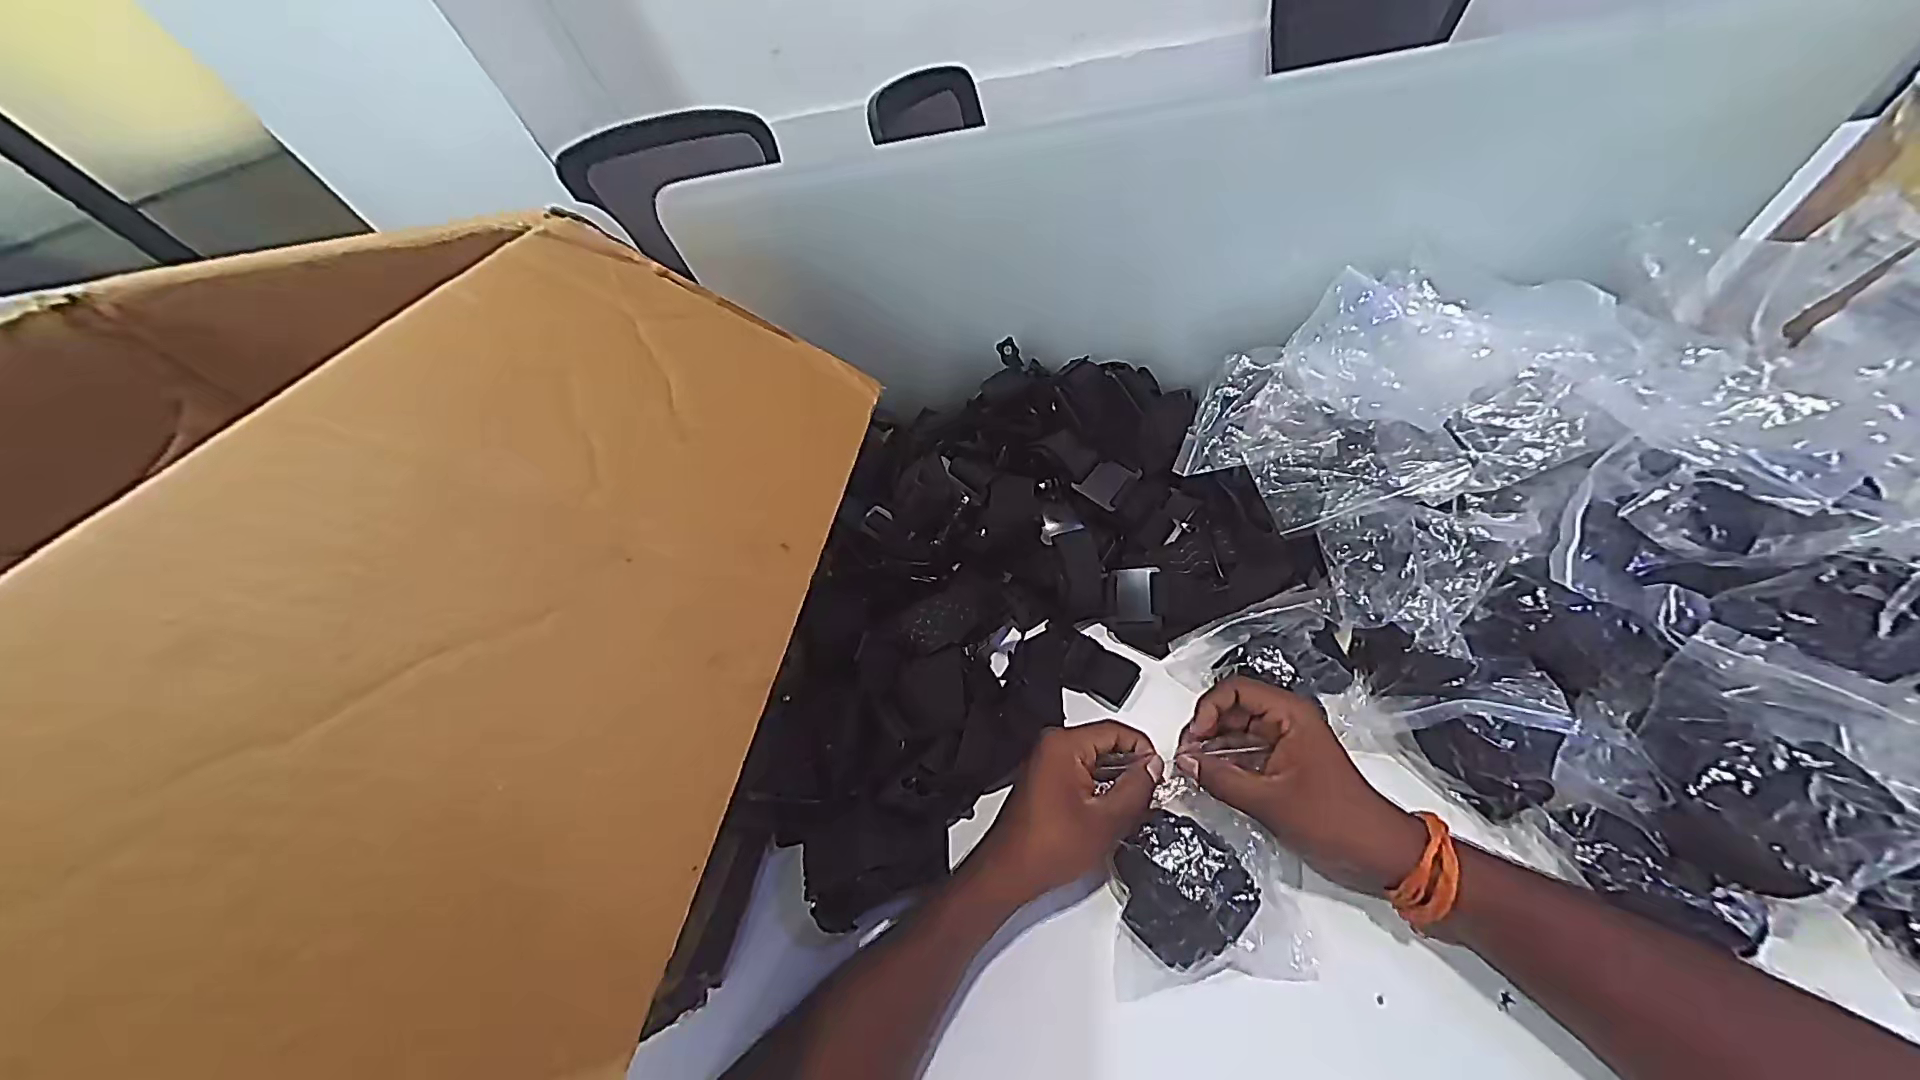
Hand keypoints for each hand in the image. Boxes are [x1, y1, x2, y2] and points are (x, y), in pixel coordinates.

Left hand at [967, 720, 1161, 903]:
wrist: (1011, 871)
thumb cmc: (1045, 847)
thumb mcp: (1107, 818)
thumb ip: (1136, 787)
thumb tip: (1152, 767)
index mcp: (1063, 745)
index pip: (1115, 731)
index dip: (1143, 750)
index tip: (1158, 770)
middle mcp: (1051, 746)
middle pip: (1105, 744)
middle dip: (1130, 767)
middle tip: (1149, 792)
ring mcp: (1046, 762)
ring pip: (1094, 760)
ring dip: (1115, 780)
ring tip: (1130, 808)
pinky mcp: (1045, 778)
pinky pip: (1080, 772)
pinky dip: (1098, 788)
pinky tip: (1109, 813)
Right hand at [1178, 677, 1425, 895]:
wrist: (1379, 855)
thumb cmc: (1340, 822)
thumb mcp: (1269, 801)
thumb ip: (1220, 778)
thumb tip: (1187, 763)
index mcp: (1291, 715)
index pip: (1235, 690)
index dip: (1208, 709)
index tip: (1194, 736)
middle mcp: (1287, 722)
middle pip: (1232, 708)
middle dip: (1205, 728)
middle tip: (1187, 753)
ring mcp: (1285, 742)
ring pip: (1235, 730)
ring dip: (1212, 746)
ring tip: (1194, 767)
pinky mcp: (1283, 764)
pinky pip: (1245, 752)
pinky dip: (1225, 761)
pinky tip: (1210, 777)